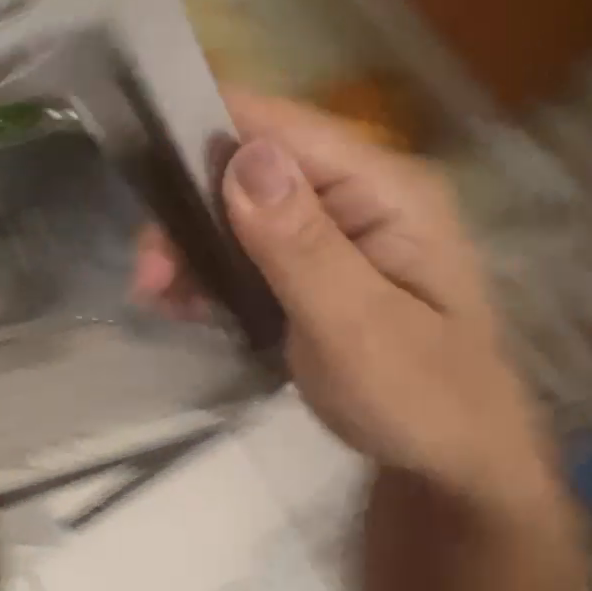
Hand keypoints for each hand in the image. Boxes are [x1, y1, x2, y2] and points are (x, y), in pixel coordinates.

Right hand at [135, 91, 552, 505]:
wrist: (449, 461)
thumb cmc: (418, 398)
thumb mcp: (356, 326)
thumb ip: (301, 244)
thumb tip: (245, 157)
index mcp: (383, 192)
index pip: (284, 129)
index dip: (209, 134)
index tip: (142, 171)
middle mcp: (356, 198)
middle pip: (249, 171)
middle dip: (187, 213)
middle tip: (148, 277)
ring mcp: (333, 235)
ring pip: (236, 214)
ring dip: (187, 249)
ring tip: (154, 298)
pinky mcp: (309, 272)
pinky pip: (243, 254)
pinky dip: (204, 276)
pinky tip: (178, 307)